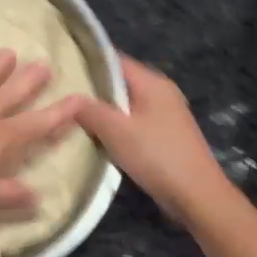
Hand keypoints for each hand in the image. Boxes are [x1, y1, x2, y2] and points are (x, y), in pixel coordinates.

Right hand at [76, 53, 231, 218]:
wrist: (196, 195)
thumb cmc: (155, 155)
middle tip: (61, 97)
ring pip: (126, 104)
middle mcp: (161, 92)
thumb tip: (70, 99)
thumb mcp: (115, 130)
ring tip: (72, 117)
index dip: (86, 62)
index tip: (60, 70)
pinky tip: (98, 138)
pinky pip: (134, 122)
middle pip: (119, 82)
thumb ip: (89, 110)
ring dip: (103, 111)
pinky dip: (116, 126)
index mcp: (152, 82)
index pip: (114, 60)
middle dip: (92, 89)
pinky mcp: (166, 135)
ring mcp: (166, 114)